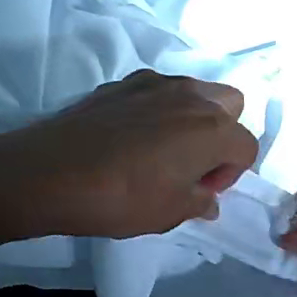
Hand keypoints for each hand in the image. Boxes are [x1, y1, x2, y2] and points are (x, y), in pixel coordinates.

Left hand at [0, 70, 259, 241]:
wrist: (50, 172)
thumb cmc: (120, 198)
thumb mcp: (169, 213)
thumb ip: (198, 201)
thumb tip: (206, 198)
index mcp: (212, 127)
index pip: (246, 146)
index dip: (230, 174)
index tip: (201, 192)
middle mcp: (188, 95)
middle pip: (229, 103)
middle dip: (221, 131)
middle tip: (191, 164)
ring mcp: (152, 83)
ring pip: (191, 91)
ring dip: (190, 117)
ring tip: (160, 150)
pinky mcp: (119, 84)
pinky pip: (155, 91)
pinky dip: (156, 109)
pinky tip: (128, 137)